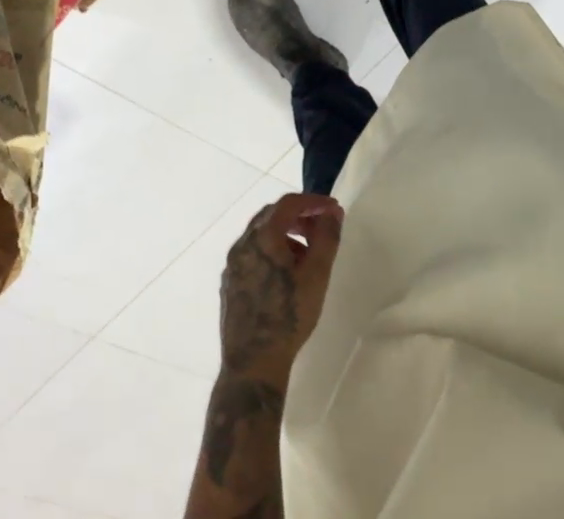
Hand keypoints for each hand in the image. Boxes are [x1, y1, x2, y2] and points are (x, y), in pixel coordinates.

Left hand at [218, 193, 343, 380]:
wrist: (253, 362)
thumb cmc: (289, 316)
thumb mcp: (317, 275)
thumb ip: (326, 238)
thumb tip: (332, 212)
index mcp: (261, 238)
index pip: (288, 204)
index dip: (313, 201)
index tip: (334, 210)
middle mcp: (241, 245)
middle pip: (271, 216)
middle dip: (299, 216)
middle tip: (322, 228)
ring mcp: (231, 266)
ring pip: (260, 235)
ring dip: (285, 234)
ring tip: (308, 253)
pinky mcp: (229, 284)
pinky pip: (252, 254)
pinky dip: (272, 251)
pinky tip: (286, 274)